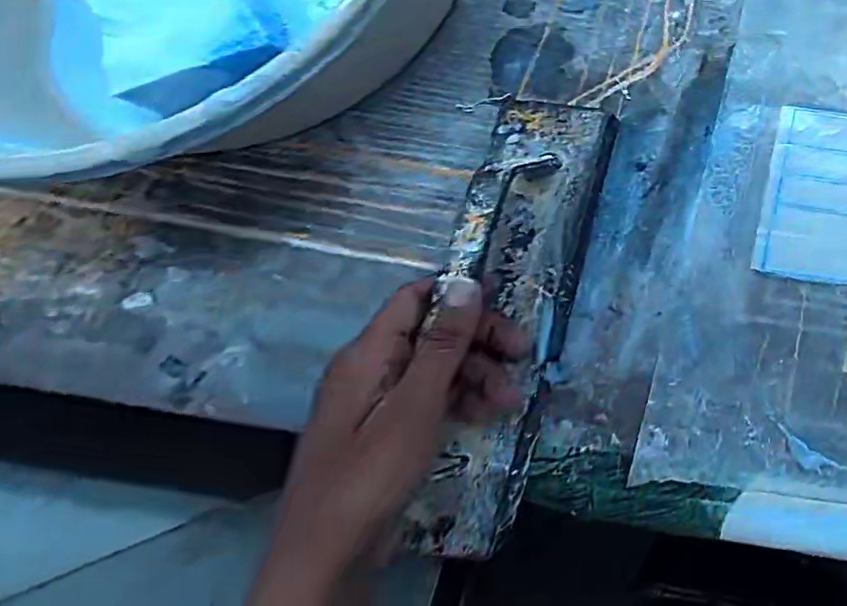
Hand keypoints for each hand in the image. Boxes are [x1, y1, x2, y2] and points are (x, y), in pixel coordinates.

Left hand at [247, 277, 529, 605]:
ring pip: (439, 365)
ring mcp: (380, 400)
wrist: (324, 564)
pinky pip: (432, 396)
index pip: (416, 297)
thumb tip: (467, 282)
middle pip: (434, 331)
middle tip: (521, 352)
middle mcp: (372, 368)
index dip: (459, 292)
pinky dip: (462, 399)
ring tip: (509, 399)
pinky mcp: (389, 429)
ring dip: (479, 374)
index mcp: (367, 354)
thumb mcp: (415, 406)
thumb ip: (443, 343)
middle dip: (480, 339)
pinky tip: (489, 413)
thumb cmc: (370, 477)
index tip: (504, 298)